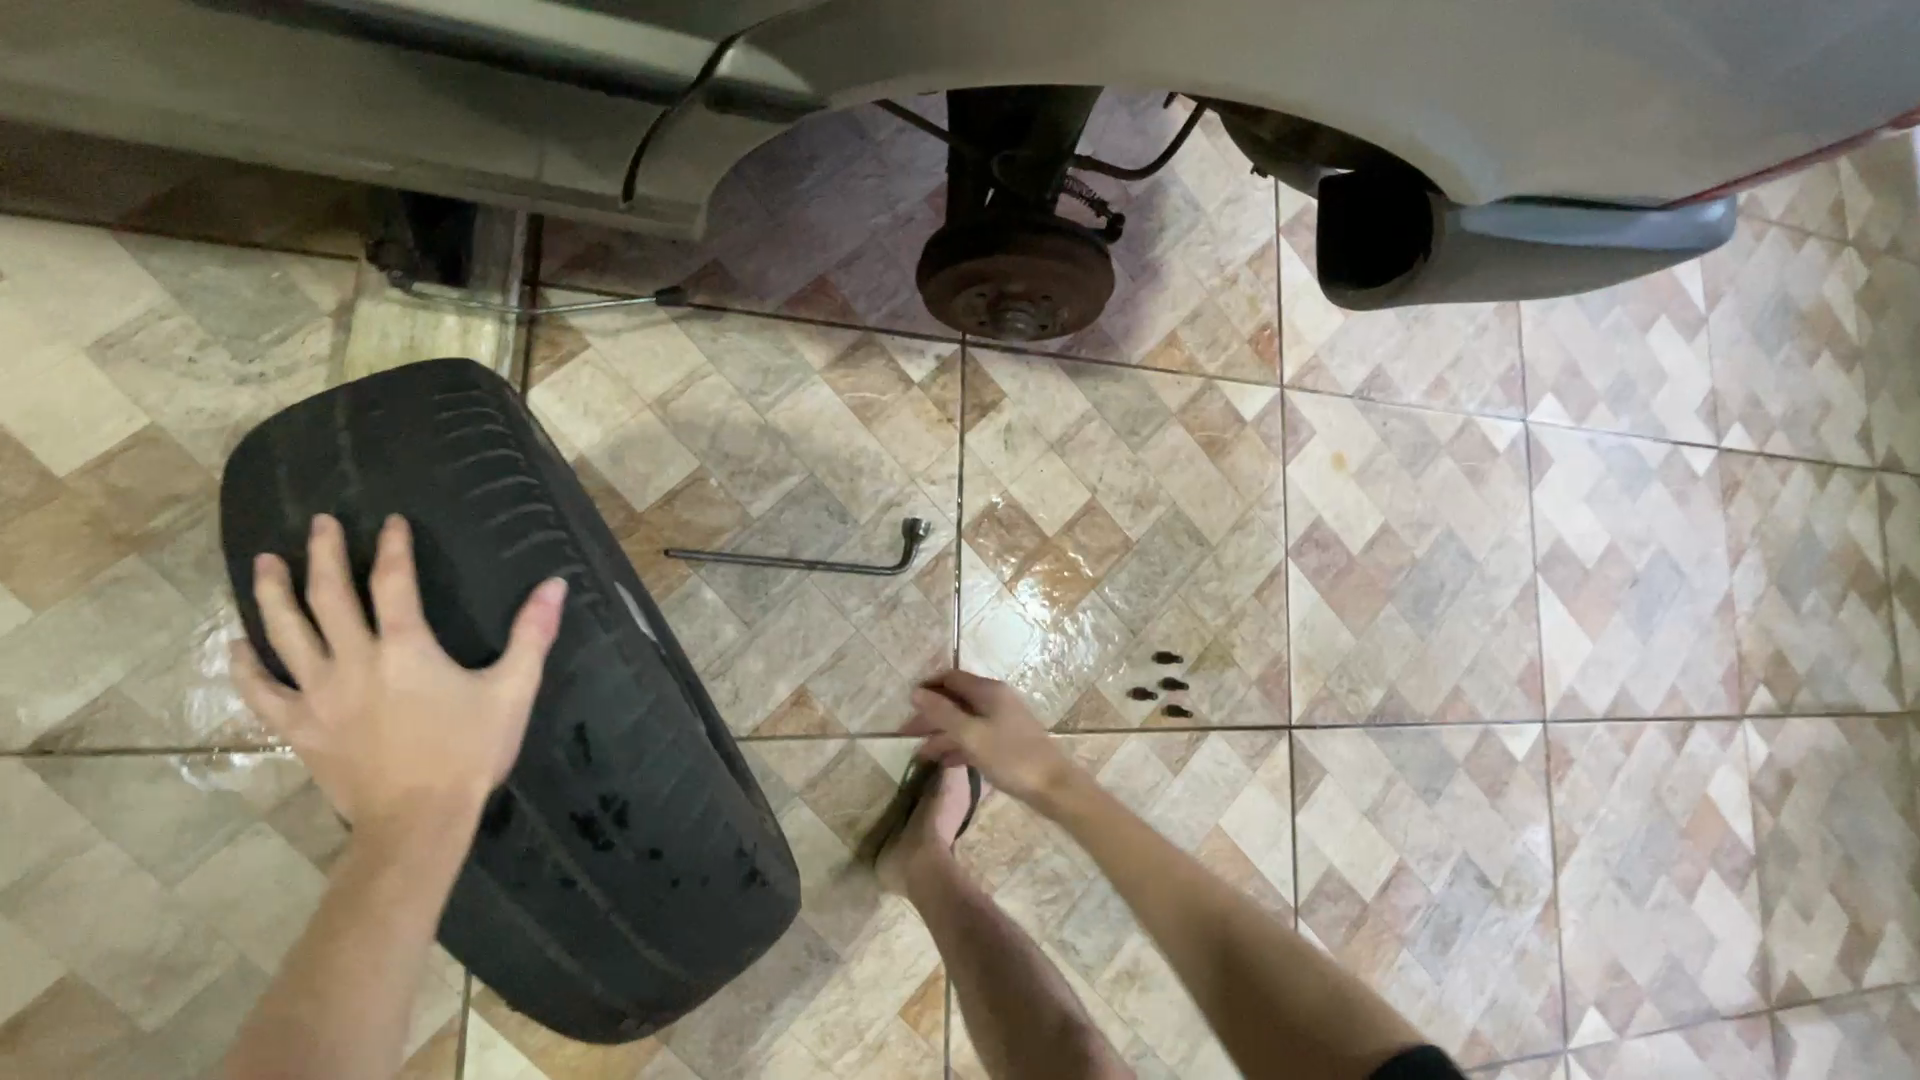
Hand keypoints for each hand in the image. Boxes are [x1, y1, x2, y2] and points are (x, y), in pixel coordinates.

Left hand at [230, 513, 566, 835]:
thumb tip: (555, 585)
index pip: (394, 582)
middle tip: (319, 523)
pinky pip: (261, 690)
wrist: (418, 819)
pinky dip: (246, 664)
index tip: (391, 521)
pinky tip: (239, 643)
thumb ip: (532, 634)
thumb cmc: (470, 752)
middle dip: (324, 554)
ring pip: (285, 632)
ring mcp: (318, 694)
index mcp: (406, 648)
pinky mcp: (298, 727)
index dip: (393, 547)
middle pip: (328, 596)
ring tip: (265, 561)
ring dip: (273, 592)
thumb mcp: (514, 690)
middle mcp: (353, 660)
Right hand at [900, 670, 1079, 804]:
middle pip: (956, 700)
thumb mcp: (971, 735)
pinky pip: (975, 737)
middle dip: (931, 715)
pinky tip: (942, 763)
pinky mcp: (1005, 742)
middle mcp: (995, 700)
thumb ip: (942, 713)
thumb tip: (916, 692)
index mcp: (989, 691)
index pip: (951, 678)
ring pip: (964, 721)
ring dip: (942, 734)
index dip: (928, 688)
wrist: (1053, 786)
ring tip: (920, 754)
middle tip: (907, 734)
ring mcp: (1002, 721)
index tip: (906, 706)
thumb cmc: (1010, 757)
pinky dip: (958, 747)